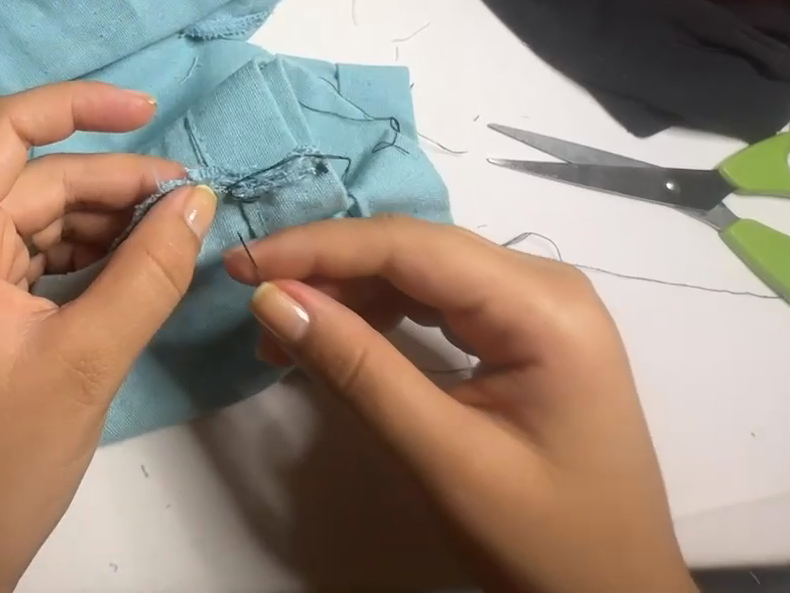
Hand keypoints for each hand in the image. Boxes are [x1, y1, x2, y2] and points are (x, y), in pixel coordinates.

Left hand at [0, 82, 217, 592]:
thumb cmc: (1, 462)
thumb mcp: (88, 362)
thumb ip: (148, 274)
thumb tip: (198, 201)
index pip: (0, 132)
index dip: (73, 105)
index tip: (145, 110)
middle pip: (35, 178)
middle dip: (113, 182)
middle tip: (188, 198)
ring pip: (43, 212)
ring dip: (108, 215)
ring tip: (173, 228)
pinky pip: (42, 250)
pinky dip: (91, 249)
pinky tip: (138, 257)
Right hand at [225, 218, 695, 592]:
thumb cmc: (545, 542)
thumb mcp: (444, 458)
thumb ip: (356, 369)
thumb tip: (269, 296)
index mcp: (542, 306)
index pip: (408, 247)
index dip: (317, 247)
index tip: (244, 264)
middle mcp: (539, 282)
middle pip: (408, 249)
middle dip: (324, 266)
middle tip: (252, 295)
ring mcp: (528, 300)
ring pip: (410, 267)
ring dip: (342, 290)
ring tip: (280, 327)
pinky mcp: (510, 323)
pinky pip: (425, 295)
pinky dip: (371, 311)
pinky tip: (331, 332)